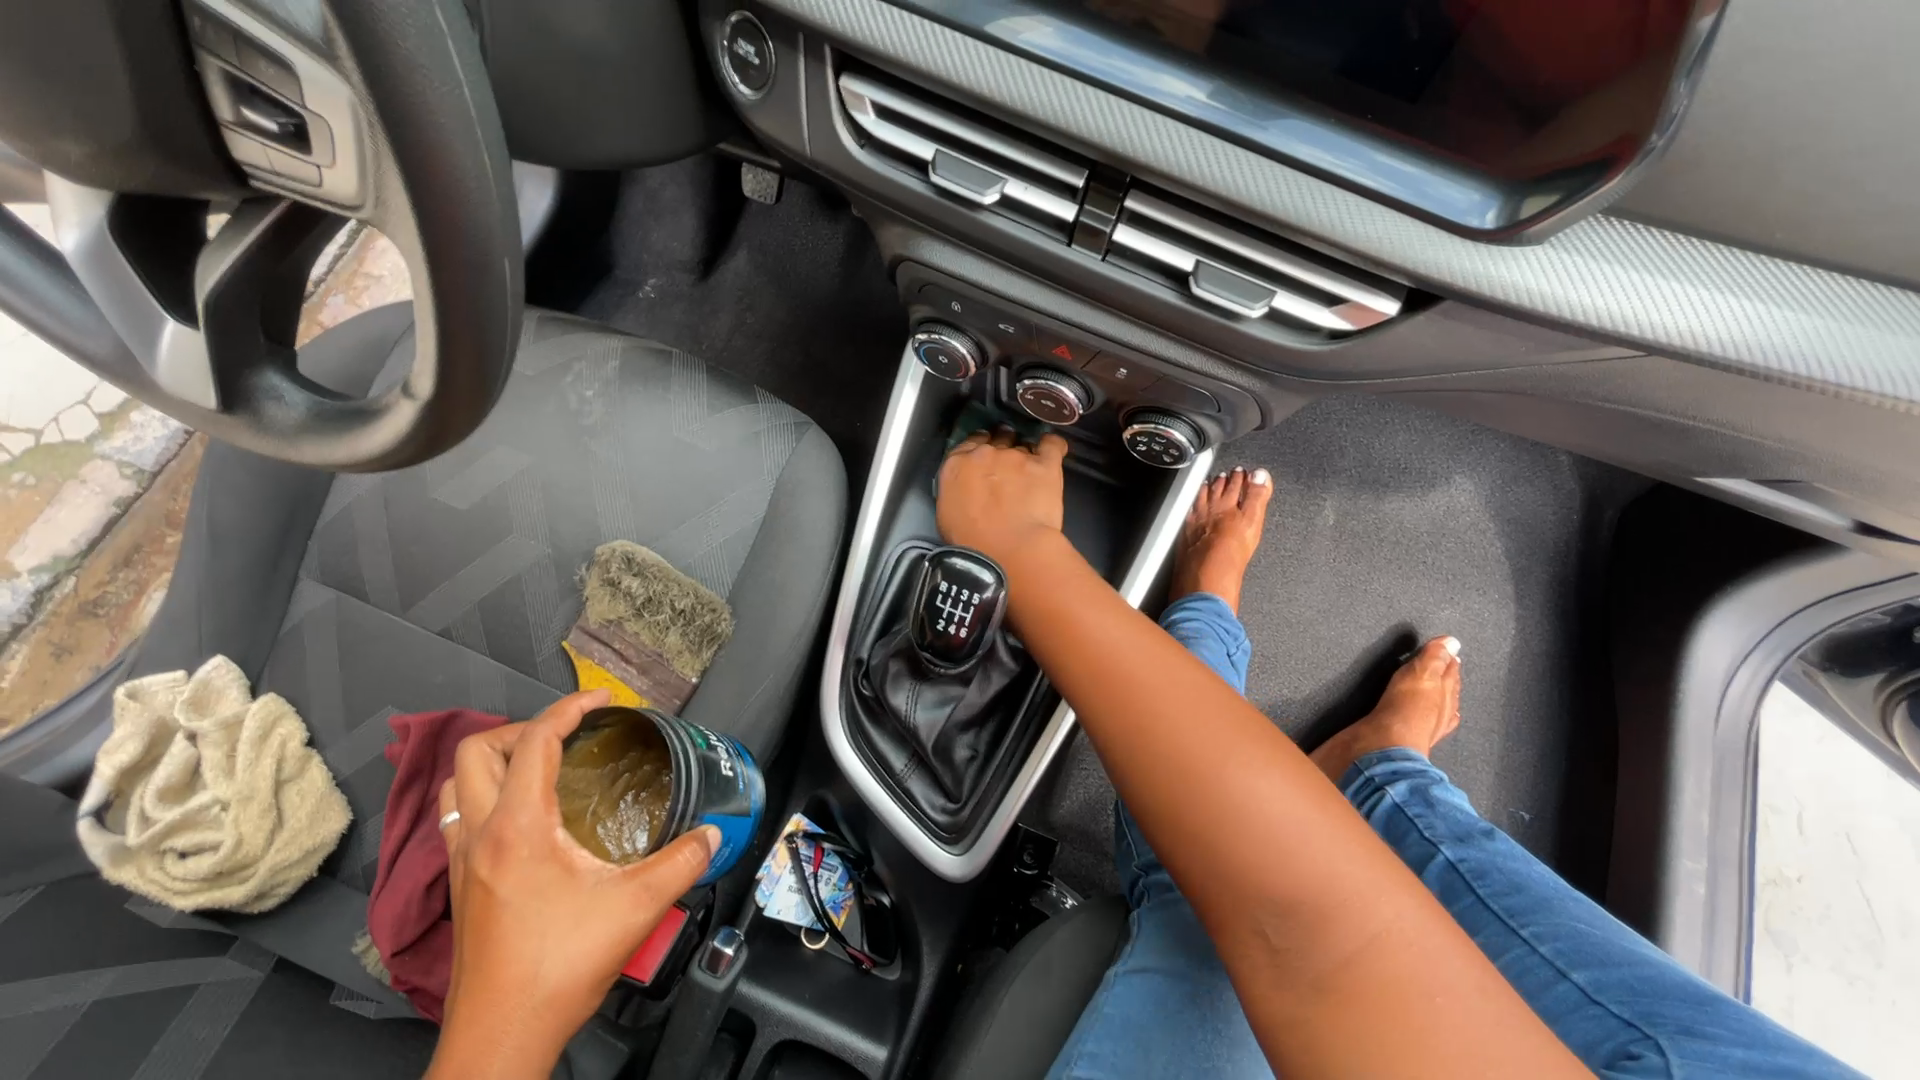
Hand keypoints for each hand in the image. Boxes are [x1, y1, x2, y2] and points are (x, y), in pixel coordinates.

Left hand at [427, 690, 718, 1078]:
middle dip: (524, 728)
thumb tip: (712, 835)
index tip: (602, 702)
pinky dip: (490, 797)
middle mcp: (480, 836)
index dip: (569, 710)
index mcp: (518, 827)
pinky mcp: (460, 887)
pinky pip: (461, 819)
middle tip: (569, 737)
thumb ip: (681, 862)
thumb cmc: (559, 967)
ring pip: (458, 786)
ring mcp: (462, 863)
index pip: (534, 742)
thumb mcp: (636, 907)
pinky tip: (529, 820)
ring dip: (498, 762)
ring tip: (545, 768)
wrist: (500, 1035)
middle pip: (477, 752)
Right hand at [936, 427, 1069, 565]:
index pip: (969, 442)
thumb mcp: (948, 514)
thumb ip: (957, 491)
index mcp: (958, 464)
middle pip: (998, 440)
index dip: (979, 447)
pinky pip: (1052, 445)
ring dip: (1025, 454)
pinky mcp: (1045, 465)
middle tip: (1007, 467)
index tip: (985, 457)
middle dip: (1003, 447)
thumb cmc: (972, 543)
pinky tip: (1053, 449)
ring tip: (1030, 469)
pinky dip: (1053, 445)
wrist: (1009, 550)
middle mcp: (987, 453)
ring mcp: (1017, 456)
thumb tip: (968, 490)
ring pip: (1023, 445)